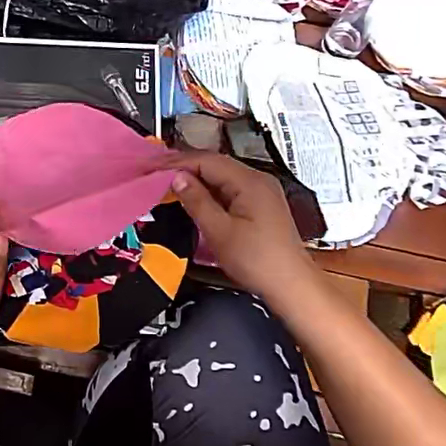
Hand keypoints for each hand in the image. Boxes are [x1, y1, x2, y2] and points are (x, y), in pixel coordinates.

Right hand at [167, 152, 321, 301]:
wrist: (291, 285)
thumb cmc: (258, 261)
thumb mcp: (219, 232)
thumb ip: (196, 201)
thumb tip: (178, 178)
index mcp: (250, 182)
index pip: (207, 160)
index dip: (177, 162)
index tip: (153, 168)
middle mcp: (259, 180)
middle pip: (216, 165)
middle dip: (185, 168)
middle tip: (157, 174)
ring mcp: (263, 192)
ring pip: (223, 177)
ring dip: (197, 180)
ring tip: (170, 185)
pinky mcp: (262, 205)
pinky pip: (231, 189)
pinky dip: (211, 192)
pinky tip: (196, 199)